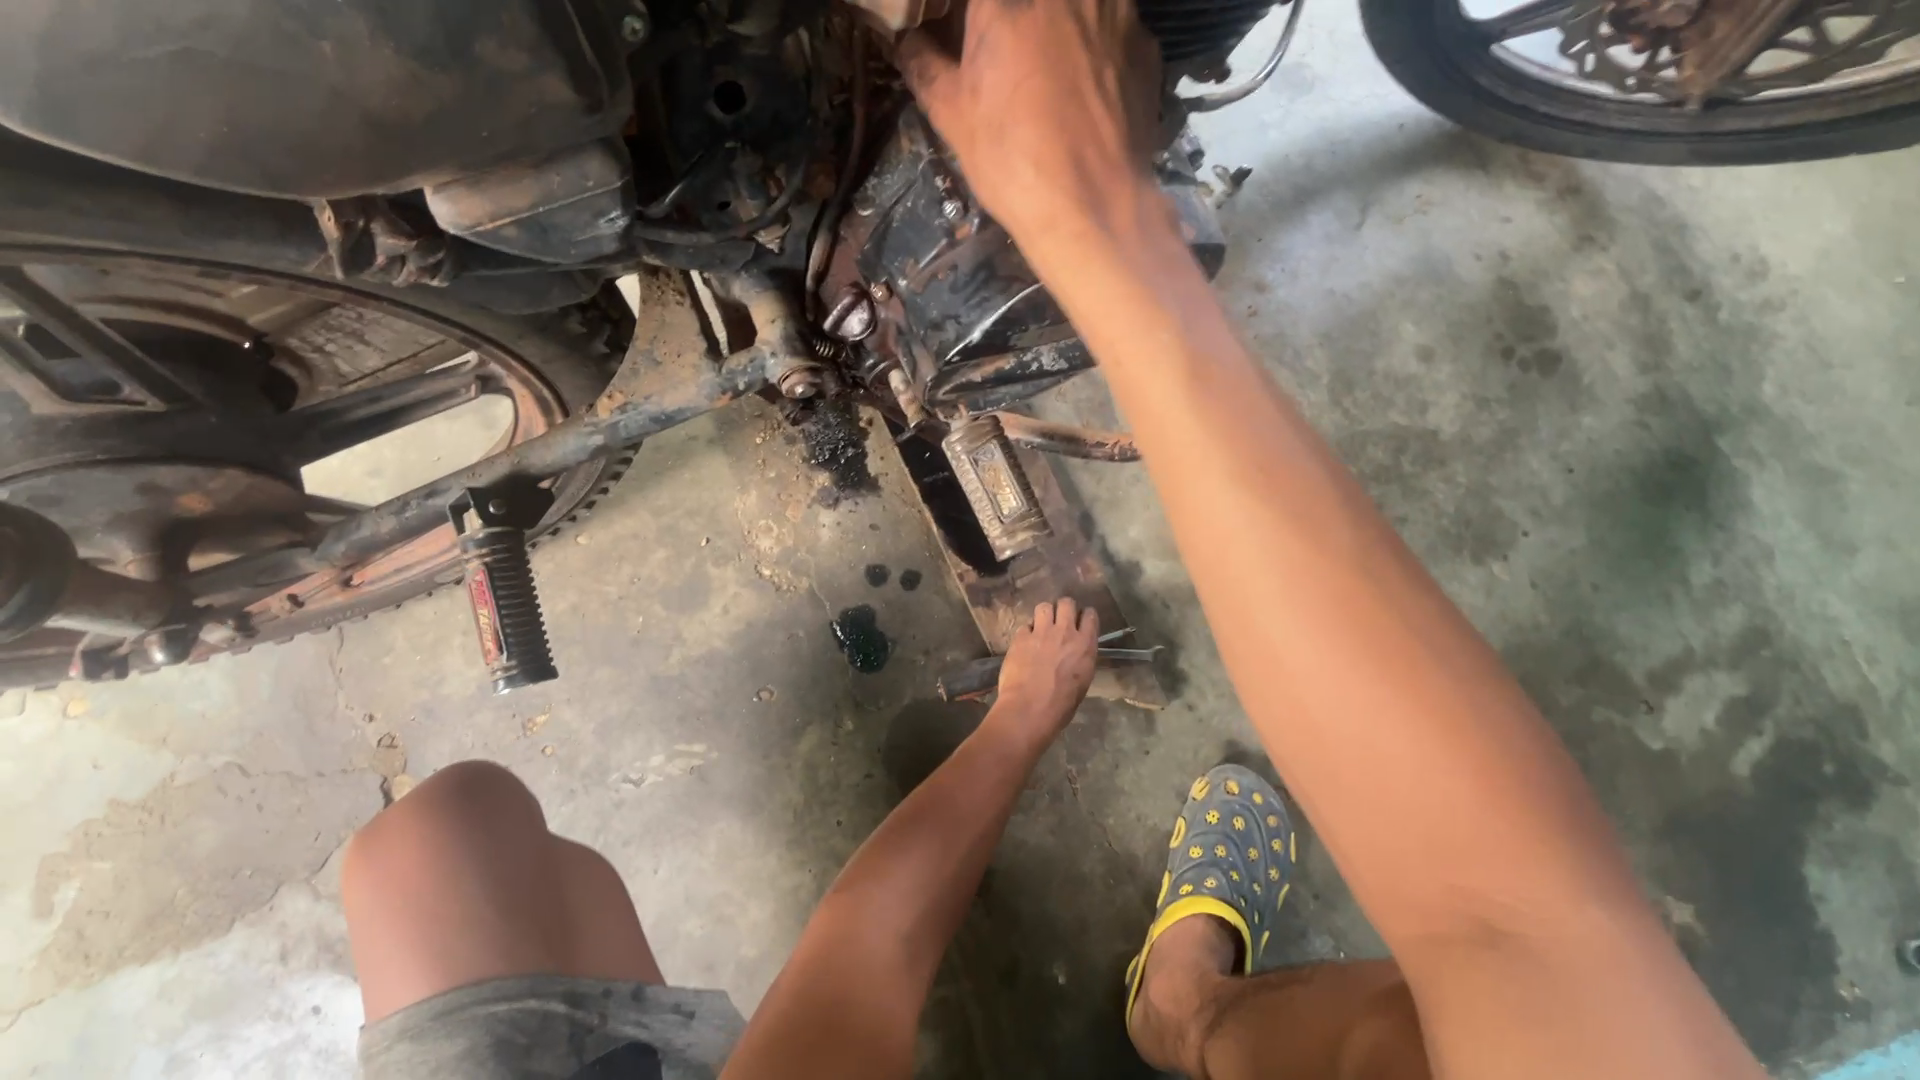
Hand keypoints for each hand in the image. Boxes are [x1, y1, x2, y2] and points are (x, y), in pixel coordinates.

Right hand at [898, 0, 1164, 252]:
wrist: (1093, 208)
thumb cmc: (1011, 159)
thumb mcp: (952, 116)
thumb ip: (924, 65)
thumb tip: (907, 42)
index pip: (980, 0)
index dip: (973, 19)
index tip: (967, 37)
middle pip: (1031, 4)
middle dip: (1018, 22)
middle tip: (1008, 56)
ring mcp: (1116, 10)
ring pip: (1081, 8)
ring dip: (1063, 27)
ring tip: (1051, 72)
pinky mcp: (1147, 45)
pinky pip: (1114, 30)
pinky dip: (1098, 49)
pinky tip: (1088, 90)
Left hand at [991, 597, 1100, 741]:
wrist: (1030, 708)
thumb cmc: (1061, 704)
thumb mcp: (1083, 680)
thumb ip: (1080, 659)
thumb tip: (1075, 655)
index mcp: (1085, 645)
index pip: (1090, 616)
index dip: (1084, 615)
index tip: (1080, 620)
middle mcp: (1065, 632)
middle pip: (1066, 603)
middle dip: (1063, 608)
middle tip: (1059, 619)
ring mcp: (1041, 632)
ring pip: (1044, 606)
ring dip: (1043, 614)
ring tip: (1040, 625)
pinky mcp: (1021, 637)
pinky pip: (1024, 625)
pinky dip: (1026, 633)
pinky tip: (1024, 643)